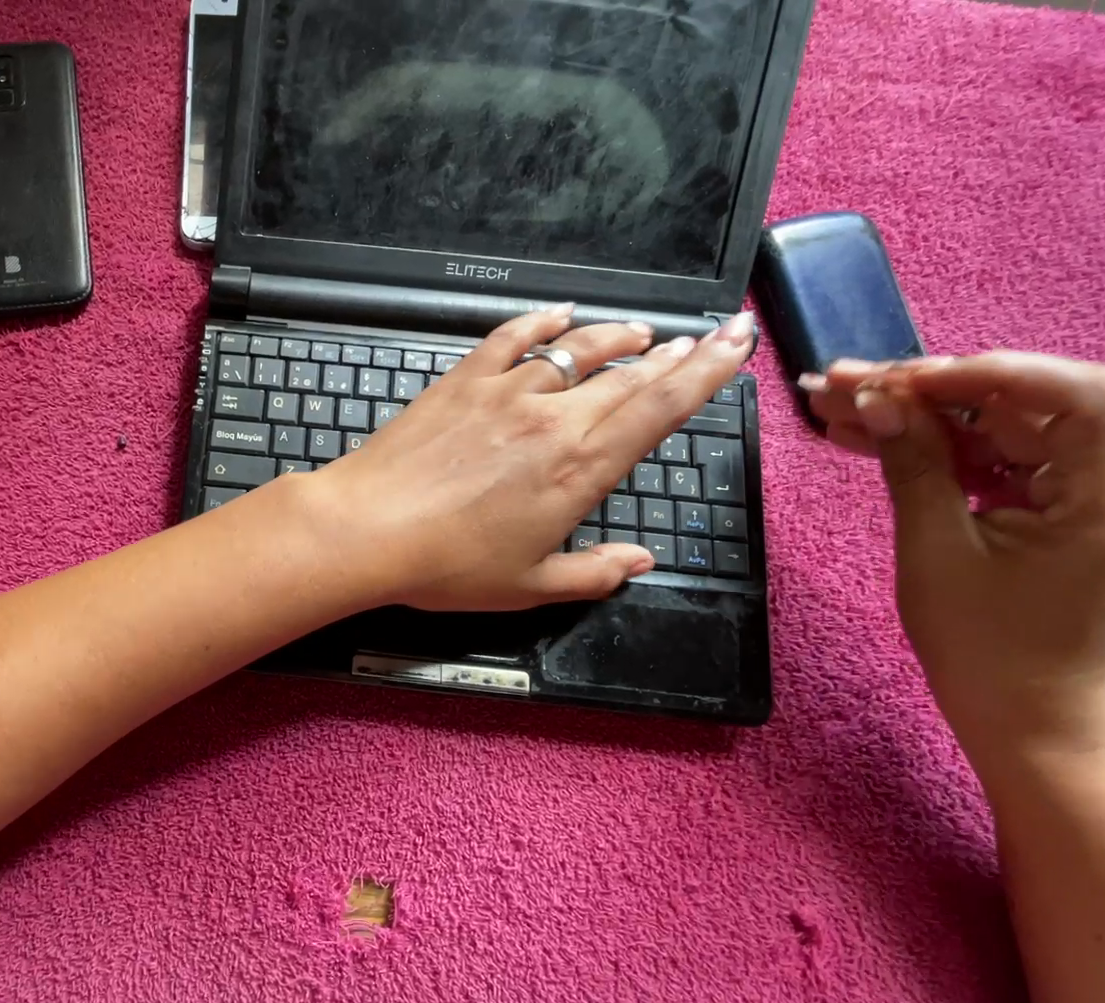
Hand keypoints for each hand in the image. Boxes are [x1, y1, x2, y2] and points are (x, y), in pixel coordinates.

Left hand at [308, 305, 758, 610]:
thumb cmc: (445, 565)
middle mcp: (552, 420)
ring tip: (642, 333)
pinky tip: (558, 314)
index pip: (660, 409)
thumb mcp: (528, 585)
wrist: (368, 528)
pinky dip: (539, 322)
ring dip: (616, 337)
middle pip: (629, 376)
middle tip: (707, 338)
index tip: (736, 346)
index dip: (707, 374)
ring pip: (576, 350)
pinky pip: (510, 338)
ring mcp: (505, 392)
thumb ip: (592, 572)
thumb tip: (639, 562)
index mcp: (579, 469)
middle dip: (676, 355)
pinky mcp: (461, 382)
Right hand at [804, 352, 1104, 751]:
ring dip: (918, 414)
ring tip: (834, 404)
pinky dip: (933, 444)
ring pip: (1000, 426)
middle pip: (1028, 405)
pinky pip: (995, 457)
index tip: (902, 378)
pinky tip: (866, 435)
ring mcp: (1092, 492)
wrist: (1016, 705)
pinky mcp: (1060, 504)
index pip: (1079, 397)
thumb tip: (879, 399)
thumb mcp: (933, 549)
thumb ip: (914, 464)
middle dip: (930, 389)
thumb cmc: (978, 640)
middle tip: (841, 382)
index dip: (991, 372)